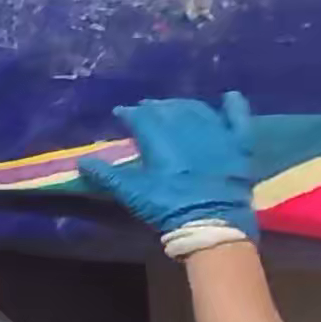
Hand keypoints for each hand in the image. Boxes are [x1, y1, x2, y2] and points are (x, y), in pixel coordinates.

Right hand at [78, 92, 257, 250]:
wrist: (211, 224)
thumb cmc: (166, 206)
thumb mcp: (130, 192)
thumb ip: (105, 175)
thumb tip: (81, 161)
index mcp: (160, 141)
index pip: (141, 118)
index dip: (129, 113)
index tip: (120, 112)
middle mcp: (188, 131)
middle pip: (169, 110)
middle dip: (155, 107)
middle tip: (145, 108)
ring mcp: (216, 136)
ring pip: (199, 110)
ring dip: (183, 105)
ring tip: (173, 106)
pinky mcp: (239, 146)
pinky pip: (239, 119)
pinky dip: (234, 106)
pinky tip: (228, 96)